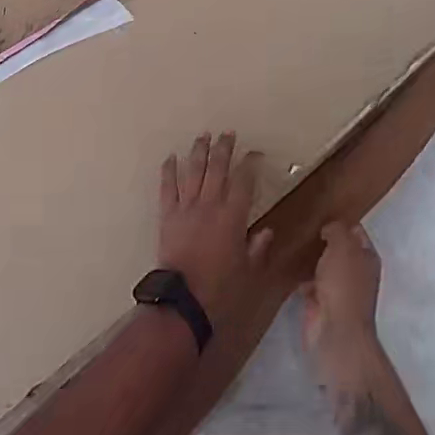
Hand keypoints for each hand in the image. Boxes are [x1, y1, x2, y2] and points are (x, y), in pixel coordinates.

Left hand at [157, 132, 270, 322]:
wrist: (182, 301)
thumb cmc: (220, 288)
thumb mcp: (248, 271)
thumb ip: (257, 248)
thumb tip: (267, 231)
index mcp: (233, 216)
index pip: (244, 181)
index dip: (250, 164)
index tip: (254, 153)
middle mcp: (210, 205)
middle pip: (218, 169)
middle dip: (224, 149)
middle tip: (228, 133)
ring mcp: (186, 209)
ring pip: (193, 172)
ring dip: (199, 152)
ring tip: (203, 136)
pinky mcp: (167, 217)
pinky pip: (167, 189)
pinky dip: (168, 172)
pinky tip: (170, 158)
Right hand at [301, 221, 383, 389]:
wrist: (335, 331)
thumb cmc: (344, 284)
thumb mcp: (343, 246)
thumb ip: (337, 230)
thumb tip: (329, 228)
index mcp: (367, 257)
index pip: (356, 231)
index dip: (341, 221)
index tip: (321, 212)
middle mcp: (356, 272)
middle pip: (339, 249)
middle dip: (323, 240)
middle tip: (302, 226)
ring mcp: (338, 289)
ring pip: (323, 266)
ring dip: (310, 259)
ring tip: (292, 242)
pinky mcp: (320, 303)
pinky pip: (309, 283)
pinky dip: (300, 277)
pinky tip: (286, 266)